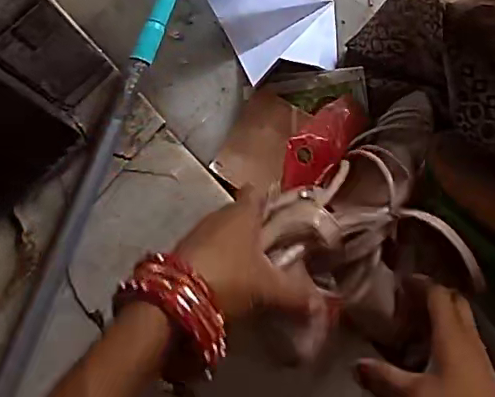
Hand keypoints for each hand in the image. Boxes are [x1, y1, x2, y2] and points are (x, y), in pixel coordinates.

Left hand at [173, 186, 324, 322]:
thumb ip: (295, 294)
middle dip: (255, 228)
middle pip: (242, 212)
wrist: (174, 298)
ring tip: (252, 268)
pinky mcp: (184, 249)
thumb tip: (320, 304)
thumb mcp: (267, 288)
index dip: (271, 200)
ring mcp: (199, 229)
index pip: (258, 191)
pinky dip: (218, 258)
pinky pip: (208, 247)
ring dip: (235, 245)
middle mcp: (221, 212)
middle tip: (273, 249)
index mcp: (244, 210)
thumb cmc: (228, 276)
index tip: (283, 216)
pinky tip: (227, 280)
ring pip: (224, 230)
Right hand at [355, 282, 494, 396]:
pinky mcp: (486, 373)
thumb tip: (357, 363)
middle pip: (453, 301)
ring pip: (462, 321)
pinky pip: (466, 341)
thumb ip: (386, 377)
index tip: (399, 281)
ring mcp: (481, 354)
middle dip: (432, 296)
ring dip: (442, 318)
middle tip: (408, 301)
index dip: (419, 283)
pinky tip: (435, 356)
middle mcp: (469, 336)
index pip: (437, 292)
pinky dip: (450, 337)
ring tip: (417, 328)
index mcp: (452, 331)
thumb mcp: (414, 395)